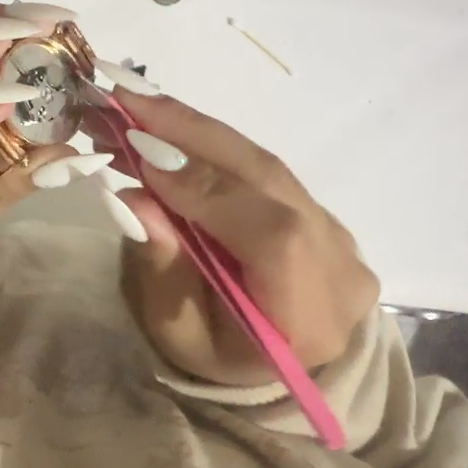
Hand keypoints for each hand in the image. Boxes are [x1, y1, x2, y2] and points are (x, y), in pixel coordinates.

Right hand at [111, 90, 379, 385]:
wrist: (272, 367)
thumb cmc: (217, 361)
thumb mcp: (177, 333)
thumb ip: (163, 270)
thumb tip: (134, 199)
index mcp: (308, 319)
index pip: (273, 236)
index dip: (207, 190)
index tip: (142, 157)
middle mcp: (340, 268)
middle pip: (272, 183)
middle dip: (193, 137)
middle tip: (126, 101)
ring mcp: (340, 236)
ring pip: (268, 168)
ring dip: (198, 132)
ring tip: (139, 106)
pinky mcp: (325, 214)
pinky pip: (268, 173)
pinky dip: (216, 149)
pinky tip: (174, 131)